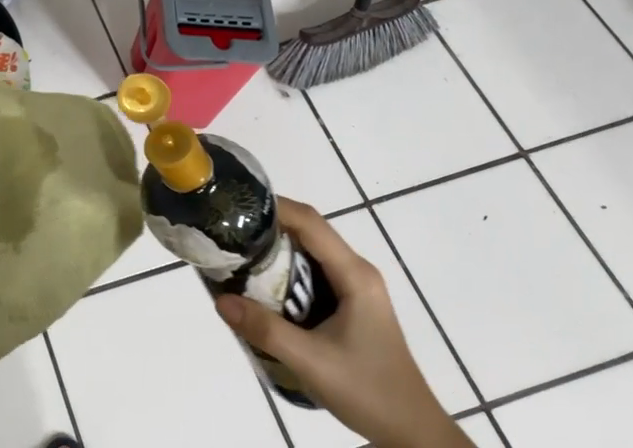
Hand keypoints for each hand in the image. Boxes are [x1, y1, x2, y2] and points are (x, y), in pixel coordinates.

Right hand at [215, 199, 467, 447]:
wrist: (412, 432)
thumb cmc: (368, 391)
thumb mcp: (311, 362)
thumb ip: (265, 329)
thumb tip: (219, 300)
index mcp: (354, 275)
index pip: (310, 223)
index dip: (273, 208)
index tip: (234, 208)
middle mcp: (357, 272)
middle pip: (308, 231)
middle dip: (267, 226)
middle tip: (227, 232)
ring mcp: (355, 288)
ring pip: (309, 252)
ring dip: (275, 249)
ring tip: (235, 254)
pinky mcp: (350, 305)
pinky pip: (313, 272)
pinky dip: (285, 270)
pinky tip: (261, 286)